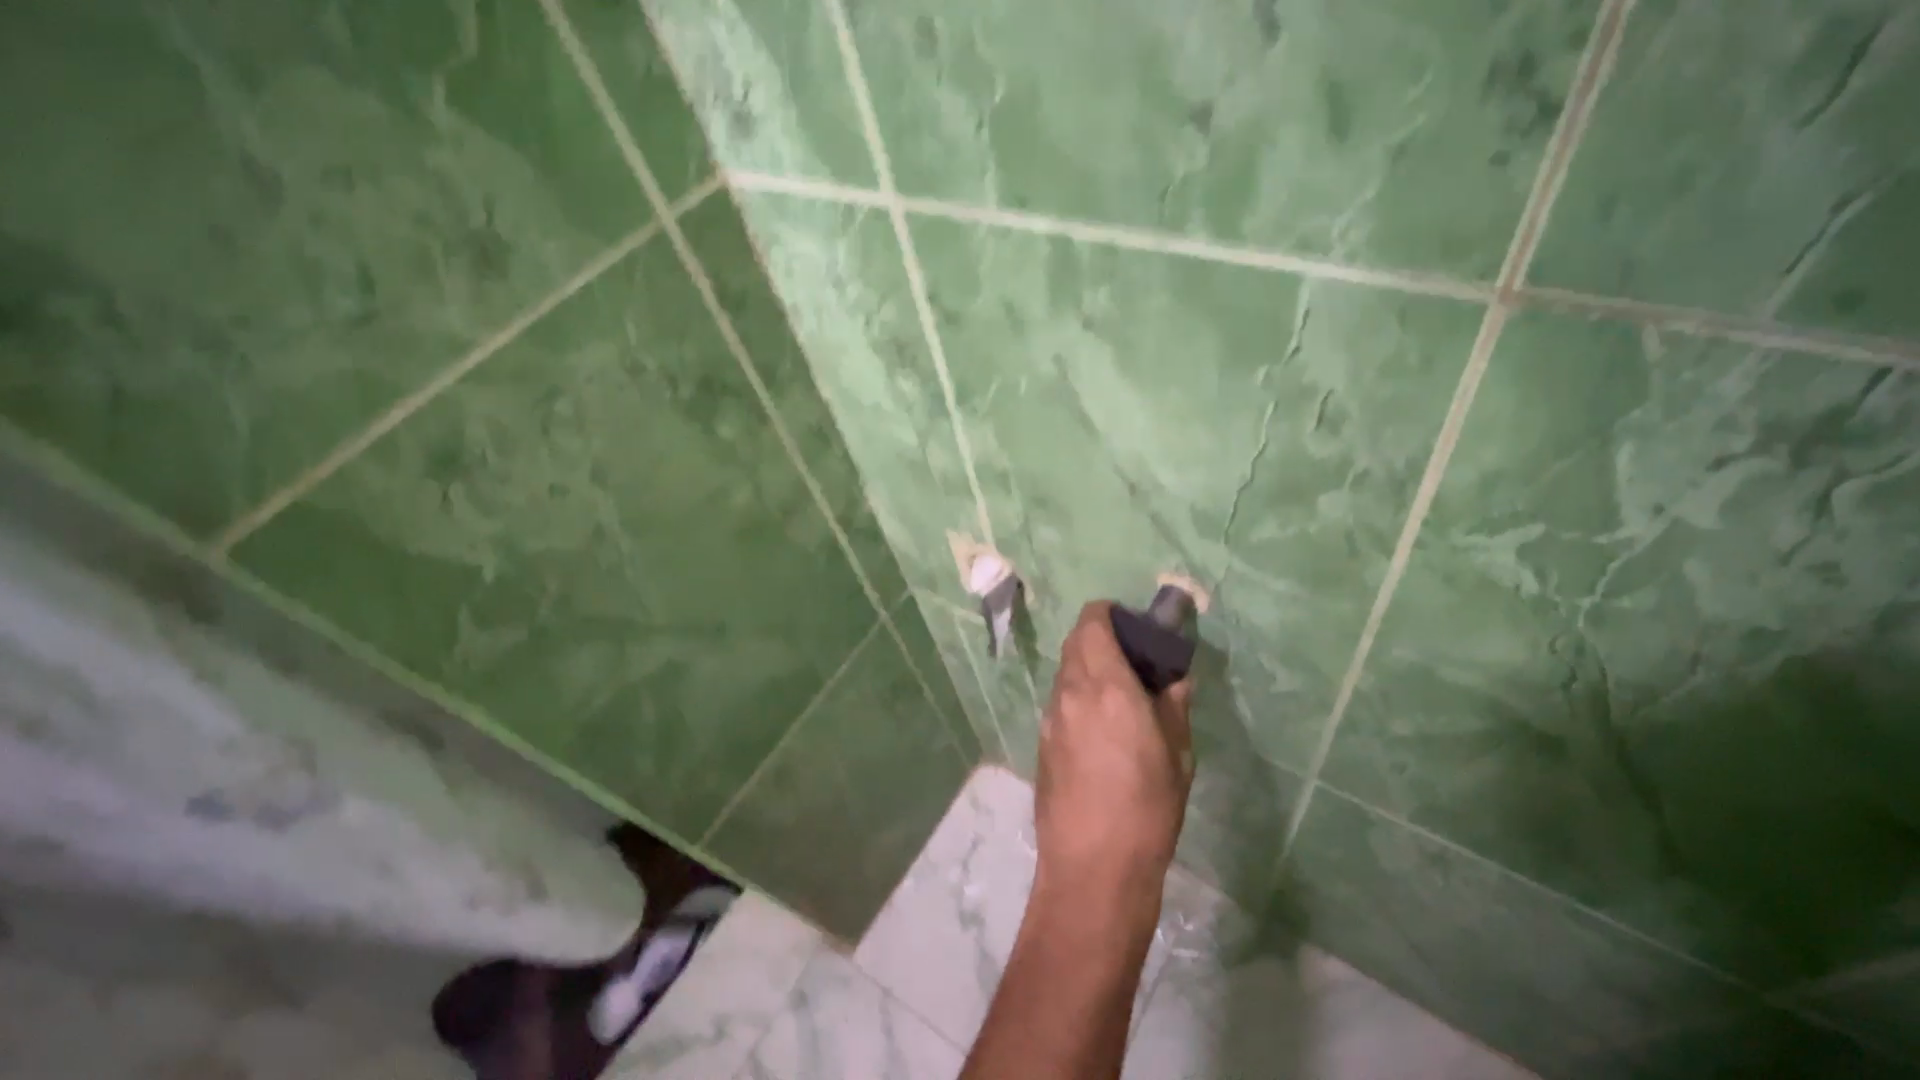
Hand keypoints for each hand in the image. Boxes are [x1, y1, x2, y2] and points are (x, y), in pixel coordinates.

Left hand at [1034, 601, 1194, 892]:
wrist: (1093, 869)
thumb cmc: (1147, 809)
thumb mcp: (1177, 755)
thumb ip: (1173, 706)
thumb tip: (1173, 679)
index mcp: (1105, 684)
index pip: (1092, 622)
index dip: (1111, 615)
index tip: (1136, 629)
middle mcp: (1069, 693)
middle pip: (1075, 644)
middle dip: (1101, 640)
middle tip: (1135, 663)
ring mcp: (1049, 720)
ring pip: (1065, 676)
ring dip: (1089, 672)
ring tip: (1123, 700)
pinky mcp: (1041, 747)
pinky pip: (1060, 706)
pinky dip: (1078, 701)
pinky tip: (1103, 733)